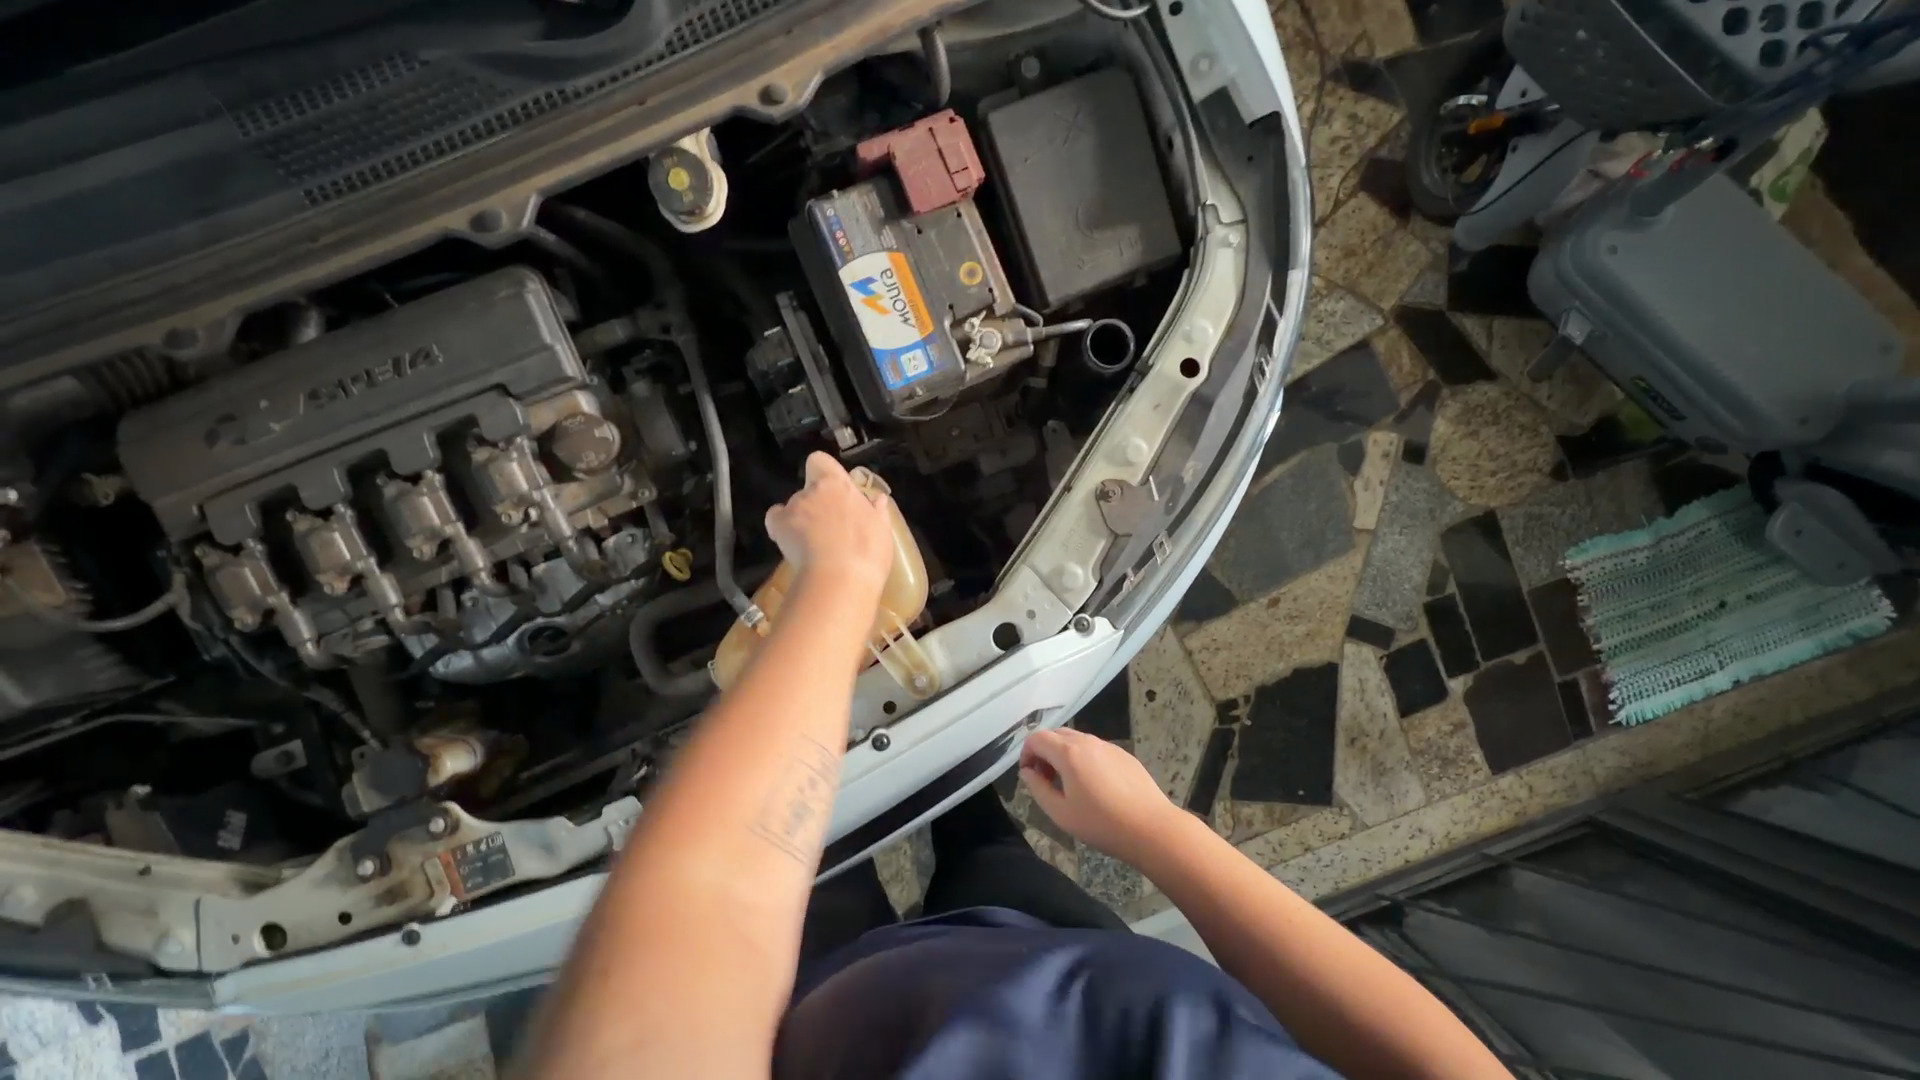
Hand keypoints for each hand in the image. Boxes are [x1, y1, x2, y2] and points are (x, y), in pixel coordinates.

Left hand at [764, 452, 894, 597]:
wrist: (840, 579)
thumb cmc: (868, 554)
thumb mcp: (882, 531)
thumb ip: (876, 512)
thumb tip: (878, 499)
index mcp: (839, 485)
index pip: (820, 461)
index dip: (823, 473)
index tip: (834, 491)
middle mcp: (813, 490)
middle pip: (810, 490)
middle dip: (817, 504)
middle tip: (829, 526)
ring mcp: (794, 507)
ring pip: (794, 507)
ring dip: (801, 519)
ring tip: (813, 544)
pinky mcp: (779, 525)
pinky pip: (776, 520)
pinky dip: (781, 528)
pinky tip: (792, 544)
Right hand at [1019, 728, 1185, 866]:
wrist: (1151, 828)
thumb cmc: (1101, 824)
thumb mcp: (1060, 813)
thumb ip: (1038, 788)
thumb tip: (1027, 772)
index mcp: (1068, 753)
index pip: (1036, 738)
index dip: (1026, 753)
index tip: (1028, 776)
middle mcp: (1088, 742)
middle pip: (1056, 734)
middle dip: (1044, 752)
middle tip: (1045, 780)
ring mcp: (1109, 746)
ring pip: (1077, 740)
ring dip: (1064, 755)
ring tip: (1068, 785)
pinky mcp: (1124, 755)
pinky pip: (1095, 749)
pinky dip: (1084, 759)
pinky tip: (1094, 787)